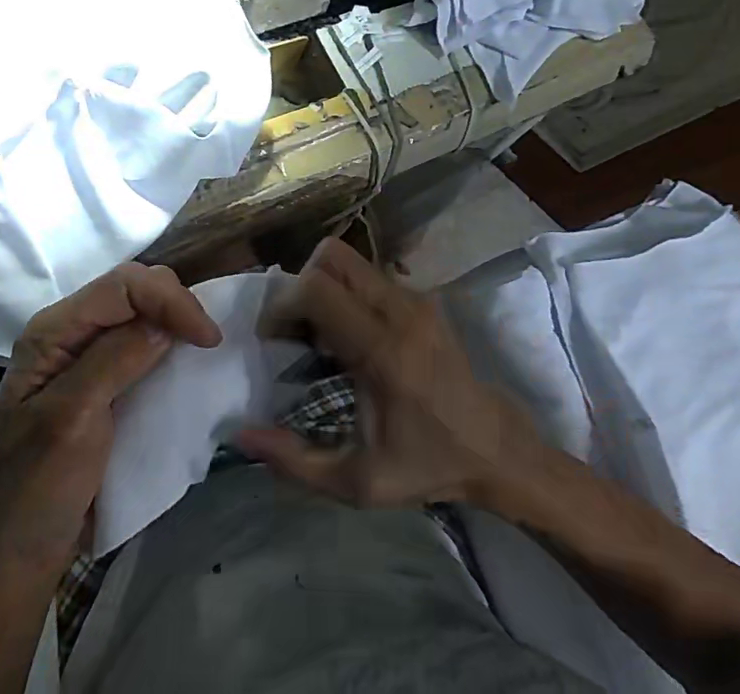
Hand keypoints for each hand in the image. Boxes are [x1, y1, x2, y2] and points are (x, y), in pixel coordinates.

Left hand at [0, 262, 222, 578]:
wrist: (10, 555)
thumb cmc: (33, 490)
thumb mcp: (73, 421)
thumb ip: (114, 361)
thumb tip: (165, 322)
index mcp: (52, 332)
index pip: (122, 285)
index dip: (170, 299)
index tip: (210, 339)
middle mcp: (67, 335)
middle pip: (130, 291)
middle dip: (173, 304)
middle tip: (209, 342)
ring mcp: (81, 361)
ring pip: (137, 317)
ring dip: (173, 324)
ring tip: (205, 349)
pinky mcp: (98, 388)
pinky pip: (138, 350)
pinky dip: (167, 350)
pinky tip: (185, 367)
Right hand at [236, 237, 542, 509]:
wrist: (498, 450)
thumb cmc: (427, 465)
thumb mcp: (358, 482)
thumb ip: (295, 462)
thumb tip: (241, 436)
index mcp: (384, 351)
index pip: (317, 290)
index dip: (281, 306)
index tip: (273, 340)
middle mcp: (401, 311)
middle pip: (330, 257)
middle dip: (299, 287)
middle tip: (294, 329)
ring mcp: (416, 299)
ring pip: (347, 260)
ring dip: (321, 287)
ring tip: (319, 333)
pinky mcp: (422, 299)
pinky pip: (366, 274)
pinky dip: (343, 291)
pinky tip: (348, 335)